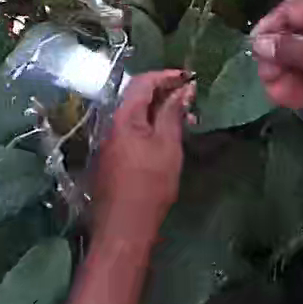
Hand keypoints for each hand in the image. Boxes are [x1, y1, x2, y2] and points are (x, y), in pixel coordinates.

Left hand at [92, 70, 191, 246]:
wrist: (123, 228)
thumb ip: (173, 113)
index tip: (190, 77)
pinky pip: (134, 129)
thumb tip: (184, 88)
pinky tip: (169, 136)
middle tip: (191, 96)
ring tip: (187, 117)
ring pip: (137, 114)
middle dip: (165, 91)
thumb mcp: (168, 145)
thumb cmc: (150, 185)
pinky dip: (152, 125)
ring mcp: (111, 141)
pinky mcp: (114, 156)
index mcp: (124, 117)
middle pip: (138, 95)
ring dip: (160, 109)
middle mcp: (113, 124)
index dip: (167, 75)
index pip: (143, 81)